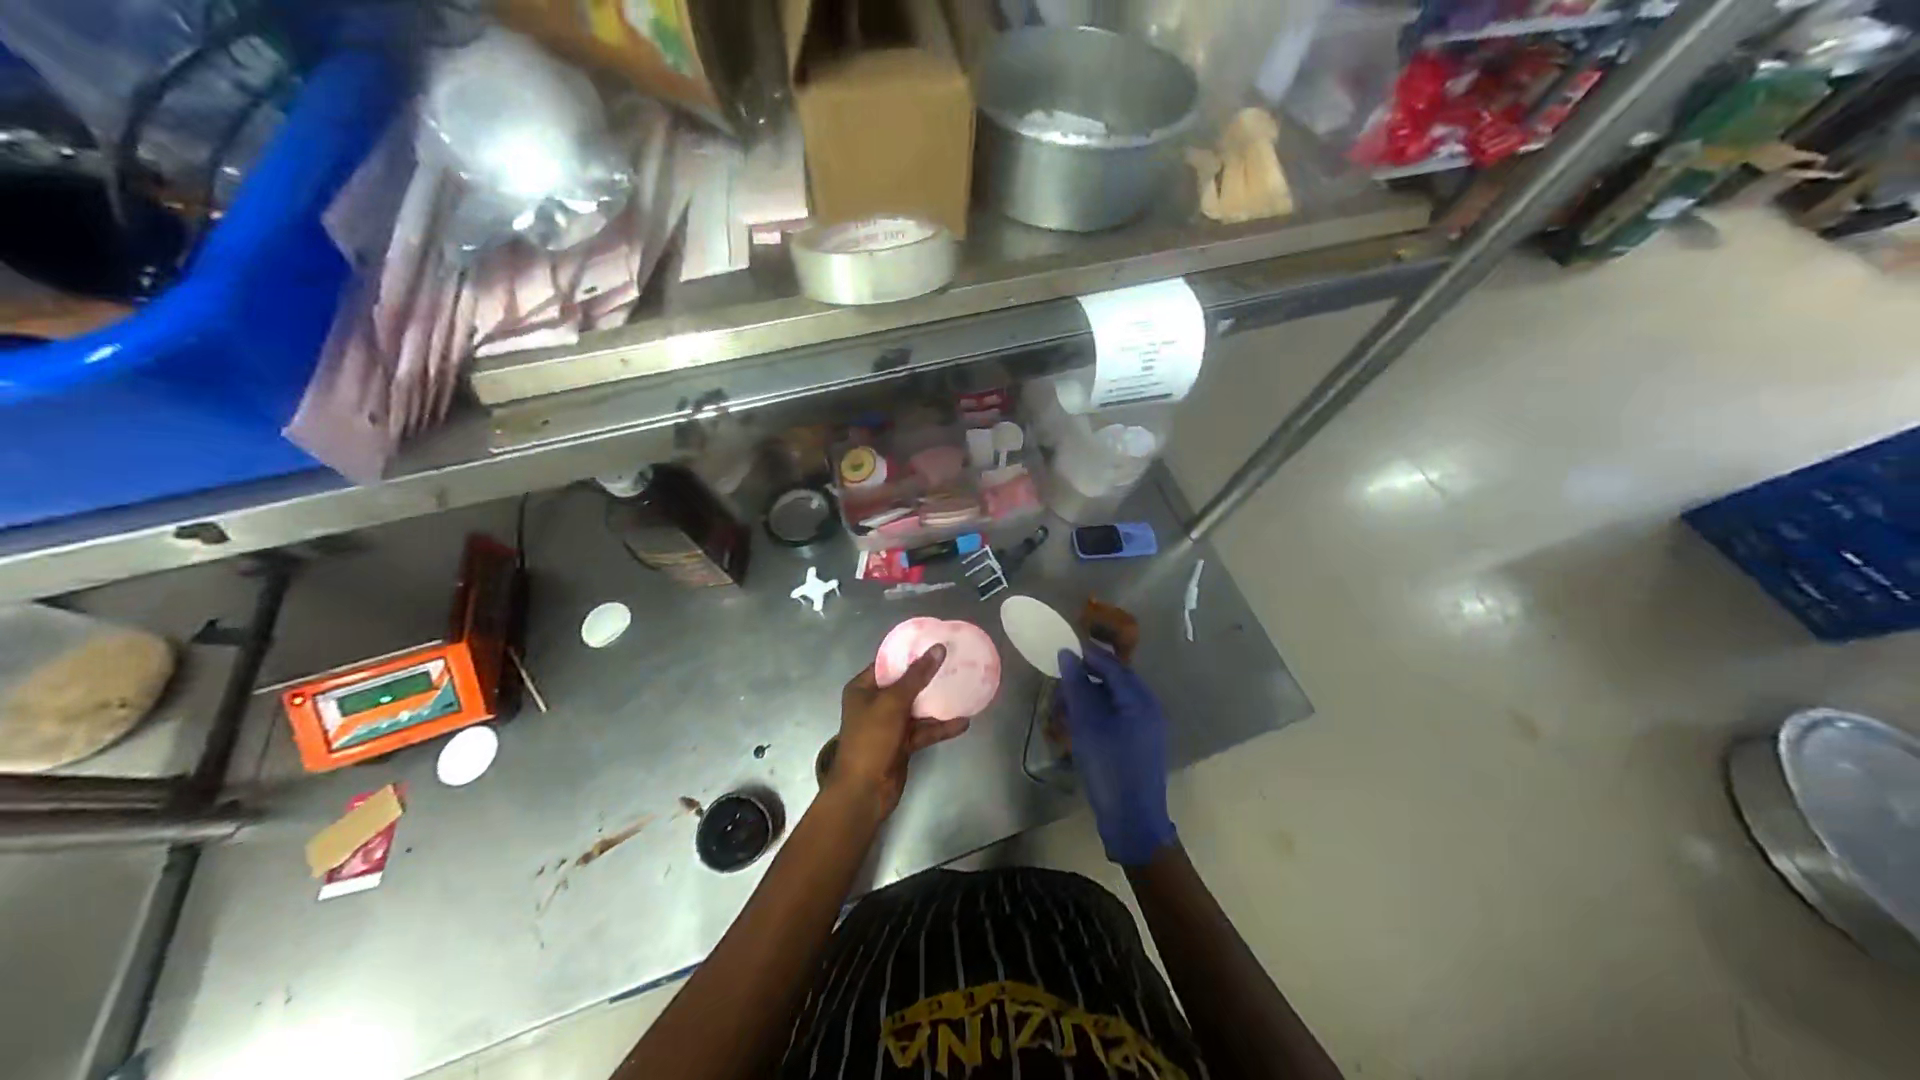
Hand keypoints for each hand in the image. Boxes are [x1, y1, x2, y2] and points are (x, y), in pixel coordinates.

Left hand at [831, 646, 970, 818]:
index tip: (935, 642)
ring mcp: (889, 725)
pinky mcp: (902, 744)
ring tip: (963, 689)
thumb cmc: (872, 738)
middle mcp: (875, 703)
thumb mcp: (893, 701)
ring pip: (917, 708)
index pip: (887, 663)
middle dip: (929, 676)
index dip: (910, 653)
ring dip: (938, 703)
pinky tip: (962, 722)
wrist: (865, 789)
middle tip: (954, 662)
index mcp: (863, 688)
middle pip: (905, 685)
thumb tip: (938, 648)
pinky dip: (941, 727)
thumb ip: (917, 676)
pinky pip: (924, 730)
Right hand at [1056, 647, 1175, 864]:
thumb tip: (1067, 654)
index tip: (1060, 646)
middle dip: (1085, 677)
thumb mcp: (1087, 724)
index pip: (1111, 664)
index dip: (1085, 654)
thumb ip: (1077, 686)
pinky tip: (1078, 724)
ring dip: (1089, 697)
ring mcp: (1146, 727)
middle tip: (1058, 679)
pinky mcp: (1140, 743)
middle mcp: (1148, 707)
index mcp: (1140, 699)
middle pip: (1114, 680)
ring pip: (1114, 699)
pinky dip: (1096, 714)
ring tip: (1063, 704)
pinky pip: (1117, 717)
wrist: (1133, 820)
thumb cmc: (1109, 767)